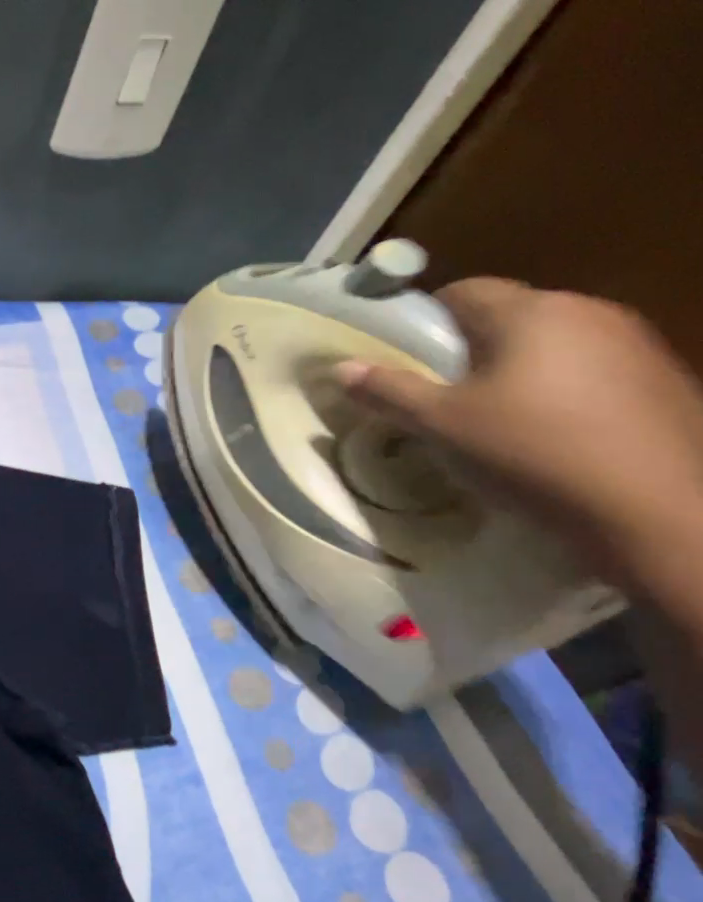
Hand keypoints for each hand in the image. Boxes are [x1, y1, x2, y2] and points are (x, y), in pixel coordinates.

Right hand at [336, 278, 702, 575]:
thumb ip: (390, 391)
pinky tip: (553, 433)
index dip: (424, 321)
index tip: (407, 362)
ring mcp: (635, 341)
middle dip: (471, 347)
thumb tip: (342, 367)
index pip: (462, 291)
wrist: (657, 505)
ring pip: (553, 341)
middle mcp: (587, 310)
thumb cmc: (531, 452)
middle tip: (444, 397)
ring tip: (498, 419)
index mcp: (530, 312)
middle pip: (509, 315)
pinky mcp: (663, 376)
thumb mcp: (441, 426)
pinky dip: (563, 389)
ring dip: (520, 368)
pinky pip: (593, 368)